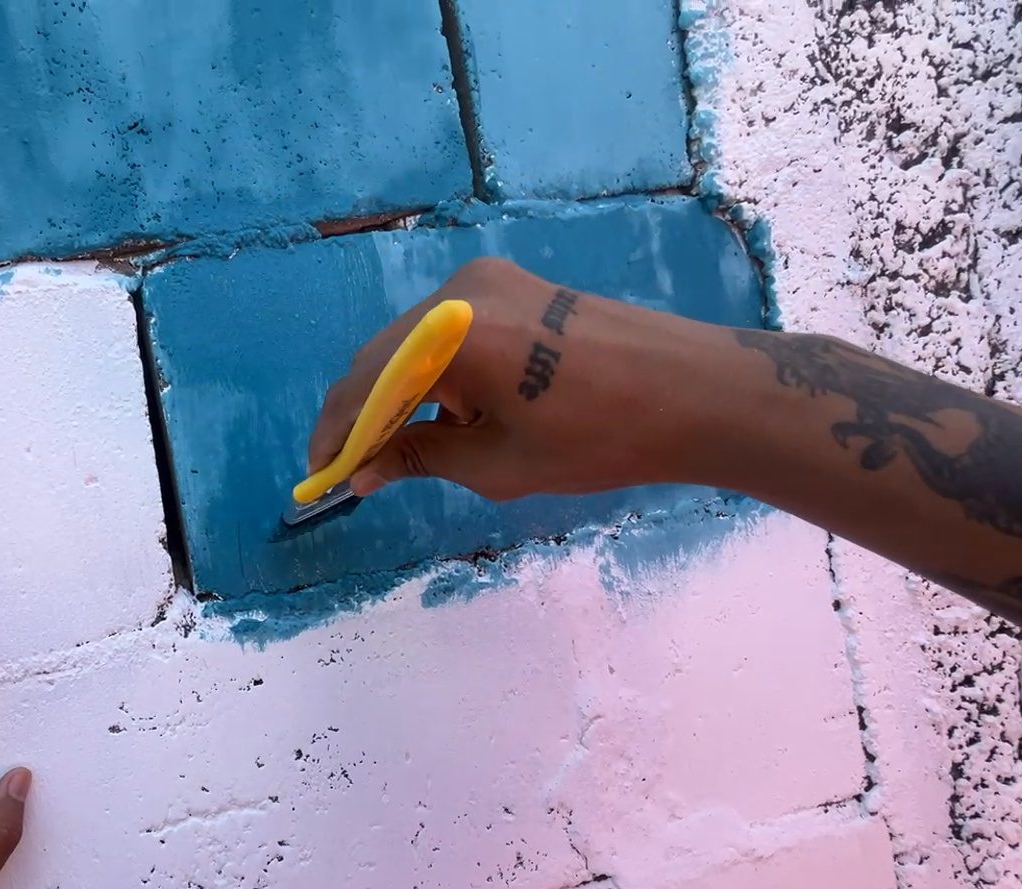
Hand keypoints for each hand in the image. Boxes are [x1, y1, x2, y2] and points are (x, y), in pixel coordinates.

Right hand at [307, 256, 722, 500]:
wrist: (700, 392)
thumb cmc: (599, 439)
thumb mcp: (495, 463)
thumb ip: (417, 458)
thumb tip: (362, 472)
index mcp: (455, 332)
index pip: (366, 385)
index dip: (337, 434)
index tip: (321, 475)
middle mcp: (460, 289)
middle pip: (380, 358)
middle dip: (360, 415)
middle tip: (351, 464)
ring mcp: (486, 280)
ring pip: (408, 345)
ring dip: (392, 396)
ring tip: (392, 448)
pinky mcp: (509, 284)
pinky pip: (442, 333)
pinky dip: (426, 375)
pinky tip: (436, 413)